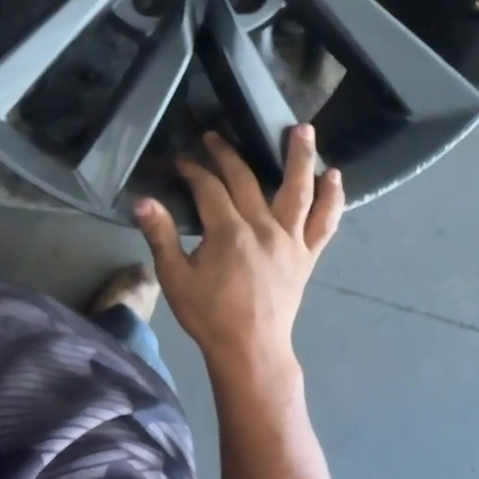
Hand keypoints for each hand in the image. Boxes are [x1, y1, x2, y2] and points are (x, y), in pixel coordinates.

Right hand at [134, 126, 342, 379]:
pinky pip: (325, 222)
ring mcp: (291, 241)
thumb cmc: (207, 315)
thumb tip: (142, 201)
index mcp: (229, 233)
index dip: (192, 171)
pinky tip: (335, 177)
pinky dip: (332, 198)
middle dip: (228, 156)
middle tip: (215, 136)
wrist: (250, 349)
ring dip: (300, 158)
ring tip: (303, 129)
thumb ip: (160, 236)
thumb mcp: (174, 277)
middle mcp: (265, 229)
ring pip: (298, 191)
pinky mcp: (307, 255)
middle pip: (247, 181)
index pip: (209, 189)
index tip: (179, 161)